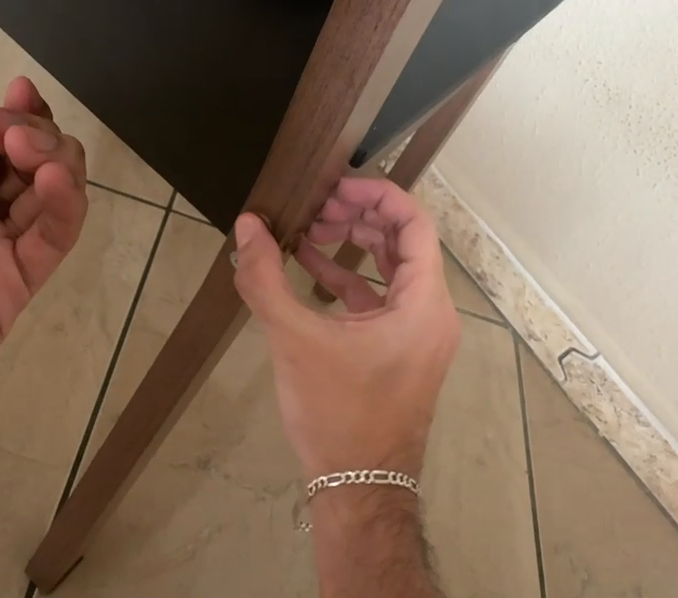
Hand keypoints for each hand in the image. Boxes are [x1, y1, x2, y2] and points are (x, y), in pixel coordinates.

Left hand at [0, 76, 87, 497]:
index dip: (12, 114)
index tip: (19, 95)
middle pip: (24, 164)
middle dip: (34, 133)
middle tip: (14, 135)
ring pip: (46, 198)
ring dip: (55, 161)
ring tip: (36, 153)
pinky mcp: (10, 295)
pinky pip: (49, 241)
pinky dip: (64, 204)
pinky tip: (56, 179)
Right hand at [232, 177, 460, 480]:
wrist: (357, 490)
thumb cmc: (336, 415)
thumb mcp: (295, 341)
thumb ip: (266, 279)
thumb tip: (247, 225)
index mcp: (424, 304)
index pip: (414, 224)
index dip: (376, 195)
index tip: (334, 187)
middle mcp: (431, 312)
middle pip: (404, 240)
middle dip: (359, 216)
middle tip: (315, 206)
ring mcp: (417, 332)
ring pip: (392, 267)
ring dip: (353, 244)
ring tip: (308, 228)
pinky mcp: (398, 348)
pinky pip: (379, 298)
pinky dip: (349, 278)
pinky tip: (308, 265)